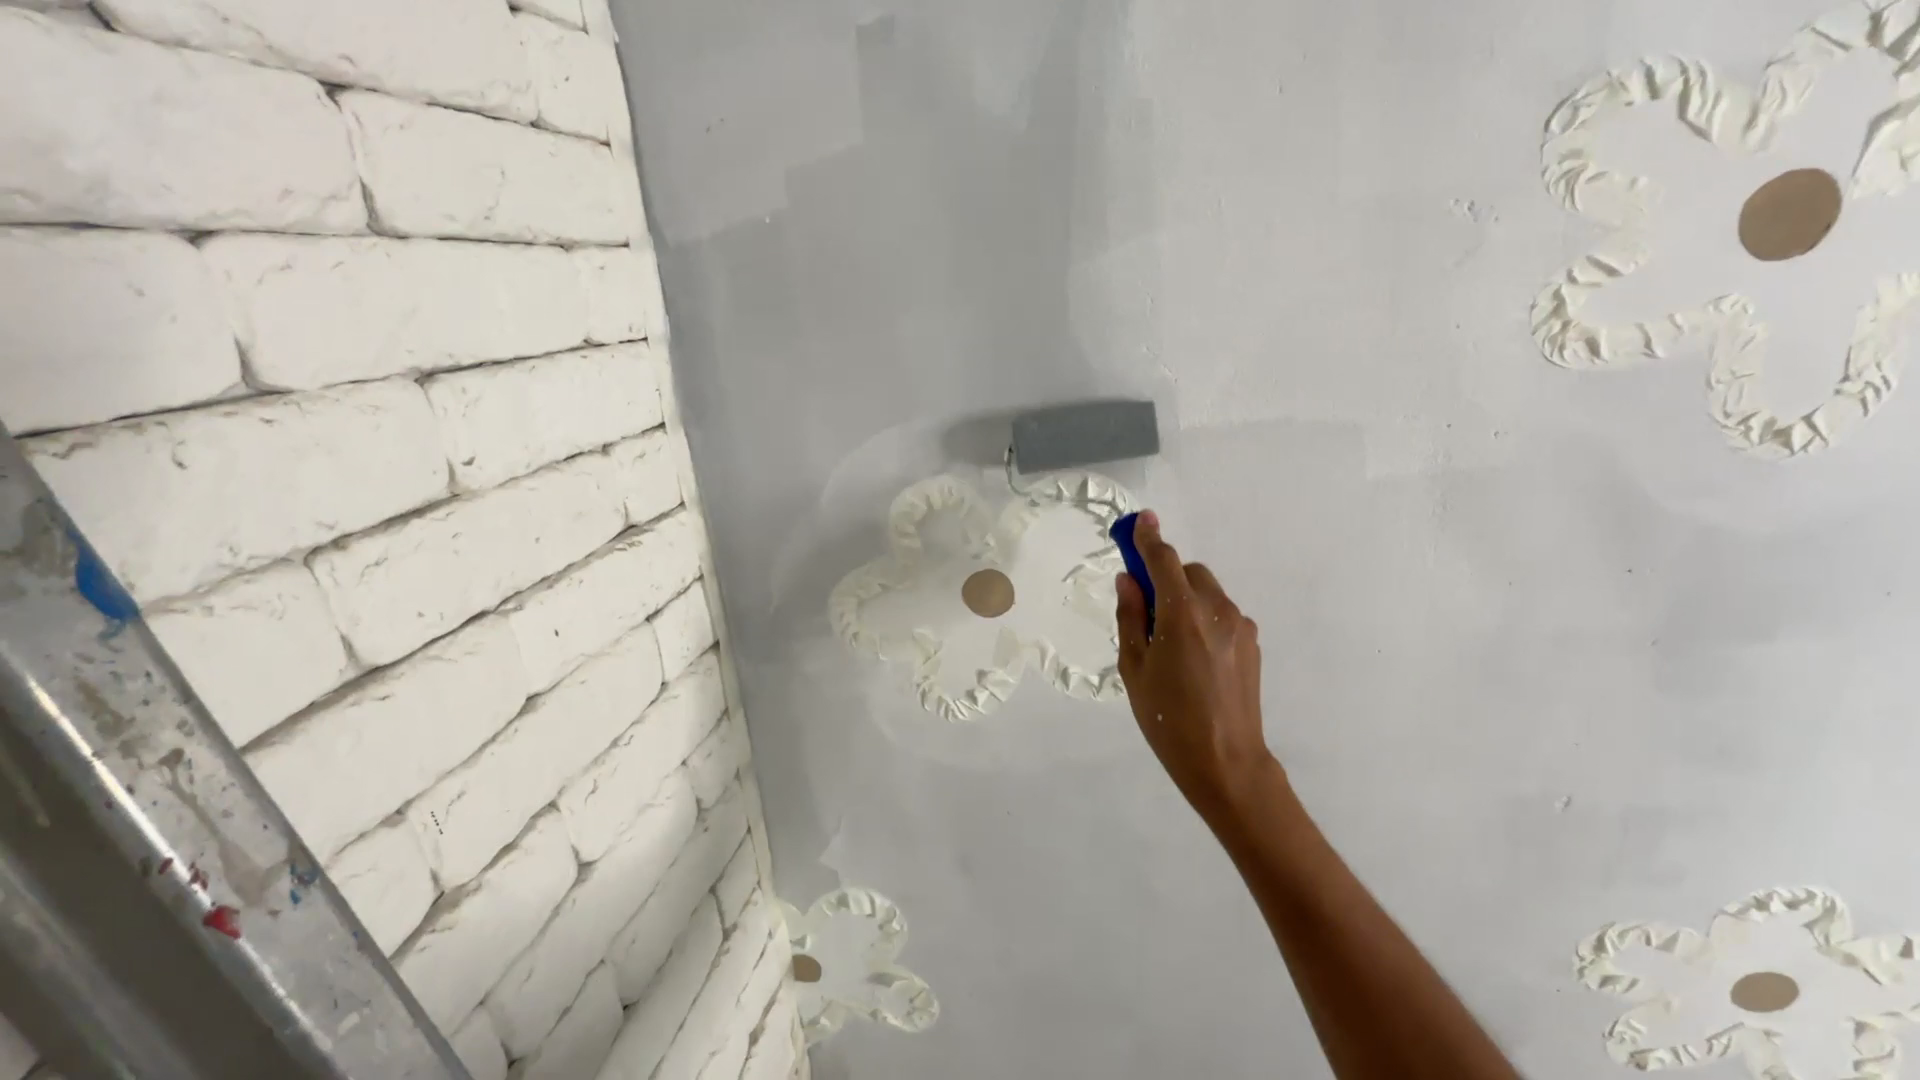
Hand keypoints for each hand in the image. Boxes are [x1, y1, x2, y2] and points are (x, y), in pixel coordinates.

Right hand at [1115, 511, 1275, 822]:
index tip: (1140, 521)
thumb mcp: (1134, 669)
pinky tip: (1194, 658)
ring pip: (1207, 593)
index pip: (1164, 560)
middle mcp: (1217, 610)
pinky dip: (1203, 619)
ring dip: (1186, 600)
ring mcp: (1240, 626)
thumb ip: (1131, 617)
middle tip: (1145, 609)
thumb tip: (1129, 580)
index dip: (1149, 539)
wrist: (1226, 761)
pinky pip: (1221, 615)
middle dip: (1166, 577)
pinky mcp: (1252, 643)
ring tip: (1171, 645)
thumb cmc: (1168, 719)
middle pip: (1189, 572)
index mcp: (1182, 615)